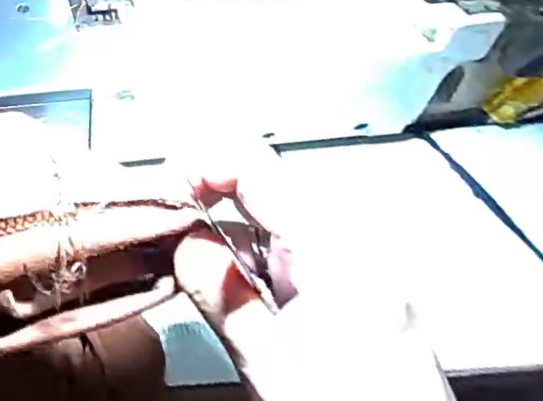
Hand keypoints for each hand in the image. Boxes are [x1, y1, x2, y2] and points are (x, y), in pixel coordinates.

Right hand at [174, 152, 453, 400]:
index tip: (173, 186)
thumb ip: (225, 297)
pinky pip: (304, 250)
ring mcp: (369, 271)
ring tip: (202, 265)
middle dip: (220, 200)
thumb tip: (184, 241)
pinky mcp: (369, 295)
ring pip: (286, 220)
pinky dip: (266, 257)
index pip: (260, 171)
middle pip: (273, 189)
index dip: (208, 168)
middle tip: (178, 224)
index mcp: (340, 255)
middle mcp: (360, 250)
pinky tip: (245, 289)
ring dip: (239, 232)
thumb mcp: (274, 374)